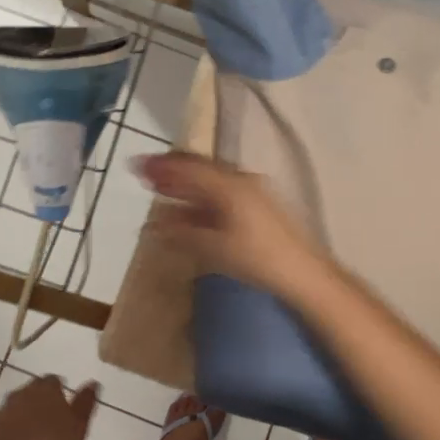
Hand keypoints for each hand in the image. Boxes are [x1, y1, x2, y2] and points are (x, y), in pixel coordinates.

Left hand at [0, 376, 99, 439]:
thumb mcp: (80, 426)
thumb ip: (85, 401)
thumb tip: (92, 383)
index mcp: (43, 390)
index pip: (52, 381)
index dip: (59, 392)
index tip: (64, 406)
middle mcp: (18, 396)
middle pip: (30, 392)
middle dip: (38, 402)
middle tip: (50, 422)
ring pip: (12, 409)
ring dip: (21, 417)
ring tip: (33, 437)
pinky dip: (7, 434)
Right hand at [134, 152, 332, 298]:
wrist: (303, 273)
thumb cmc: (258, 259)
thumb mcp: (214, 248)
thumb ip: (181, 233)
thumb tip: (153, 225)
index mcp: (229, 185)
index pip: (188, 167)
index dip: (160, 165)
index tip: (136, 166)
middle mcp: (241, 181)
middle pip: (199, 169)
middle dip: (171, 172)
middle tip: (145, 175)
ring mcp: (252, 192)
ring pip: (210, 182)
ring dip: (185, 185)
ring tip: (161, 191)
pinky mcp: (258, 206)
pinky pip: (221, 194)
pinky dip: (200, 198)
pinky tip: (188, 210)